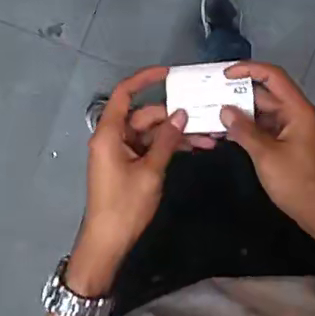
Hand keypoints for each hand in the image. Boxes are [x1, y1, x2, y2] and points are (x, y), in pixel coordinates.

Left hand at [71, 66, 185, 295]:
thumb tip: (181, 114)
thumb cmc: (124, 206)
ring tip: (207, 137)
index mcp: (108, 133)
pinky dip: (167, 147)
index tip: (169, 73)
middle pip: (144, 115)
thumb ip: (167, 141)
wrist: (107, 242)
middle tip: (203, 116)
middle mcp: (112, 137)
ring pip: (150, 132)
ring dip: (175, 134)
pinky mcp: (127, 164)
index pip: (125, 94)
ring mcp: (119, 151)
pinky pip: (148, 147)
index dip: (145, 79)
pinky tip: (193, 148)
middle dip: (173, 116)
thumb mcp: (150, 172)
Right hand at [219, 62, 314, 239]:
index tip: (224, 75)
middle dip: (239, 92)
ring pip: (264, 112)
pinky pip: (266, 127)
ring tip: (213, 112)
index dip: (248, 69)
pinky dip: (249, 127)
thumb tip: (225, 110)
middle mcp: (298, 114)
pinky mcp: (290, 144)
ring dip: (242, 112)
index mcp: (298, 110)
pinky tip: (227, 131)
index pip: (273, 76)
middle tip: (210, 94)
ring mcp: (294, 130)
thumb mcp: (266, 156)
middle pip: (267, 93)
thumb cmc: (298, 184)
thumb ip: (244, 130)